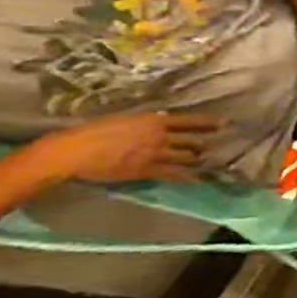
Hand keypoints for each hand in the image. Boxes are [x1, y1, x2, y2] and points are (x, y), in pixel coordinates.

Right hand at [37, 112, 227, 183]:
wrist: (70, 152)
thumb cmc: (90, 132)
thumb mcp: (123, 120)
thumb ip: (146, 121)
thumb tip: (163, 118)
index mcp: (154, 121)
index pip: (191, 121)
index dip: (211, 123)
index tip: (227, 124)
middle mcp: (161, 136)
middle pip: (195, 140)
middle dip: (205, 143)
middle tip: (214, 146)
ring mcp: (156, 154)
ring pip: (189, 157)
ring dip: (197, 159)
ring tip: (203, 160)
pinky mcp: (148, 170)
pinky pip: (176, 174)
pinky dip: (189, 177)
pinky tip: (198, 179)